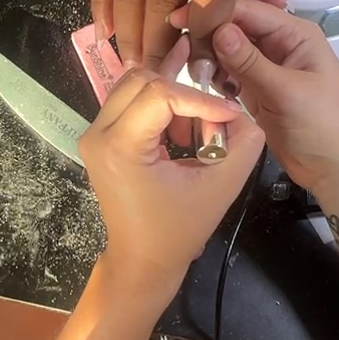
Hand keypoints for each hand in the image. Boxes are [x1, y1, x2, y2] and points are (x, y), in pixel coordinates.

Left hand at [80, 64, 263, 281]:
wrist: (142, 259)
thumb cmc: (178, 230)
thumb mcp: (222, 186)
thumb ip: (244, 143)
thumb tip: (242, 113)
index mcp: (119, 146)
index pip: (161, 94)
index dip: (201, 99)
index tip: (229, 116)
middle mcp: (98, 134)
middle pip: (143, 80)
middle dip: (184, 95)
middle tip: (209, 122)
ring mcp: (94, 134)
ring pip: (134, 85)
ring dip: (170, 99)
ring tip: (192, 132)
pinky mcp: (101, 138)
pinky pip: (129, 102)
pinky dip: (158, 108)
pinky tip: (181, 128)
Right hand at [184, 0, 338, 192]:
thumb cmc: (326, 127)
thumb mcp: (287, 92)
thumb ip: (250, 62)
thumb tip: (219, 30)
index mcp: (294, 33)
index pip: (247, 9)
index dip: (213, 10)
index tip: (178, 18)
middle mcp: (278, 43)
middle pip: (234, 26)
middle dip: (207, 35)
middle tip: (182, 52)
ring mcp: (266, 68)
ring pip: (227, 50)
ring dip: (208, 57)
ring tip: (194, 72)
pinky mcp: (256, 90)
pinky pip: (228, 73)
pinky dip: (215, 77)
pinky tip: (205, 85)